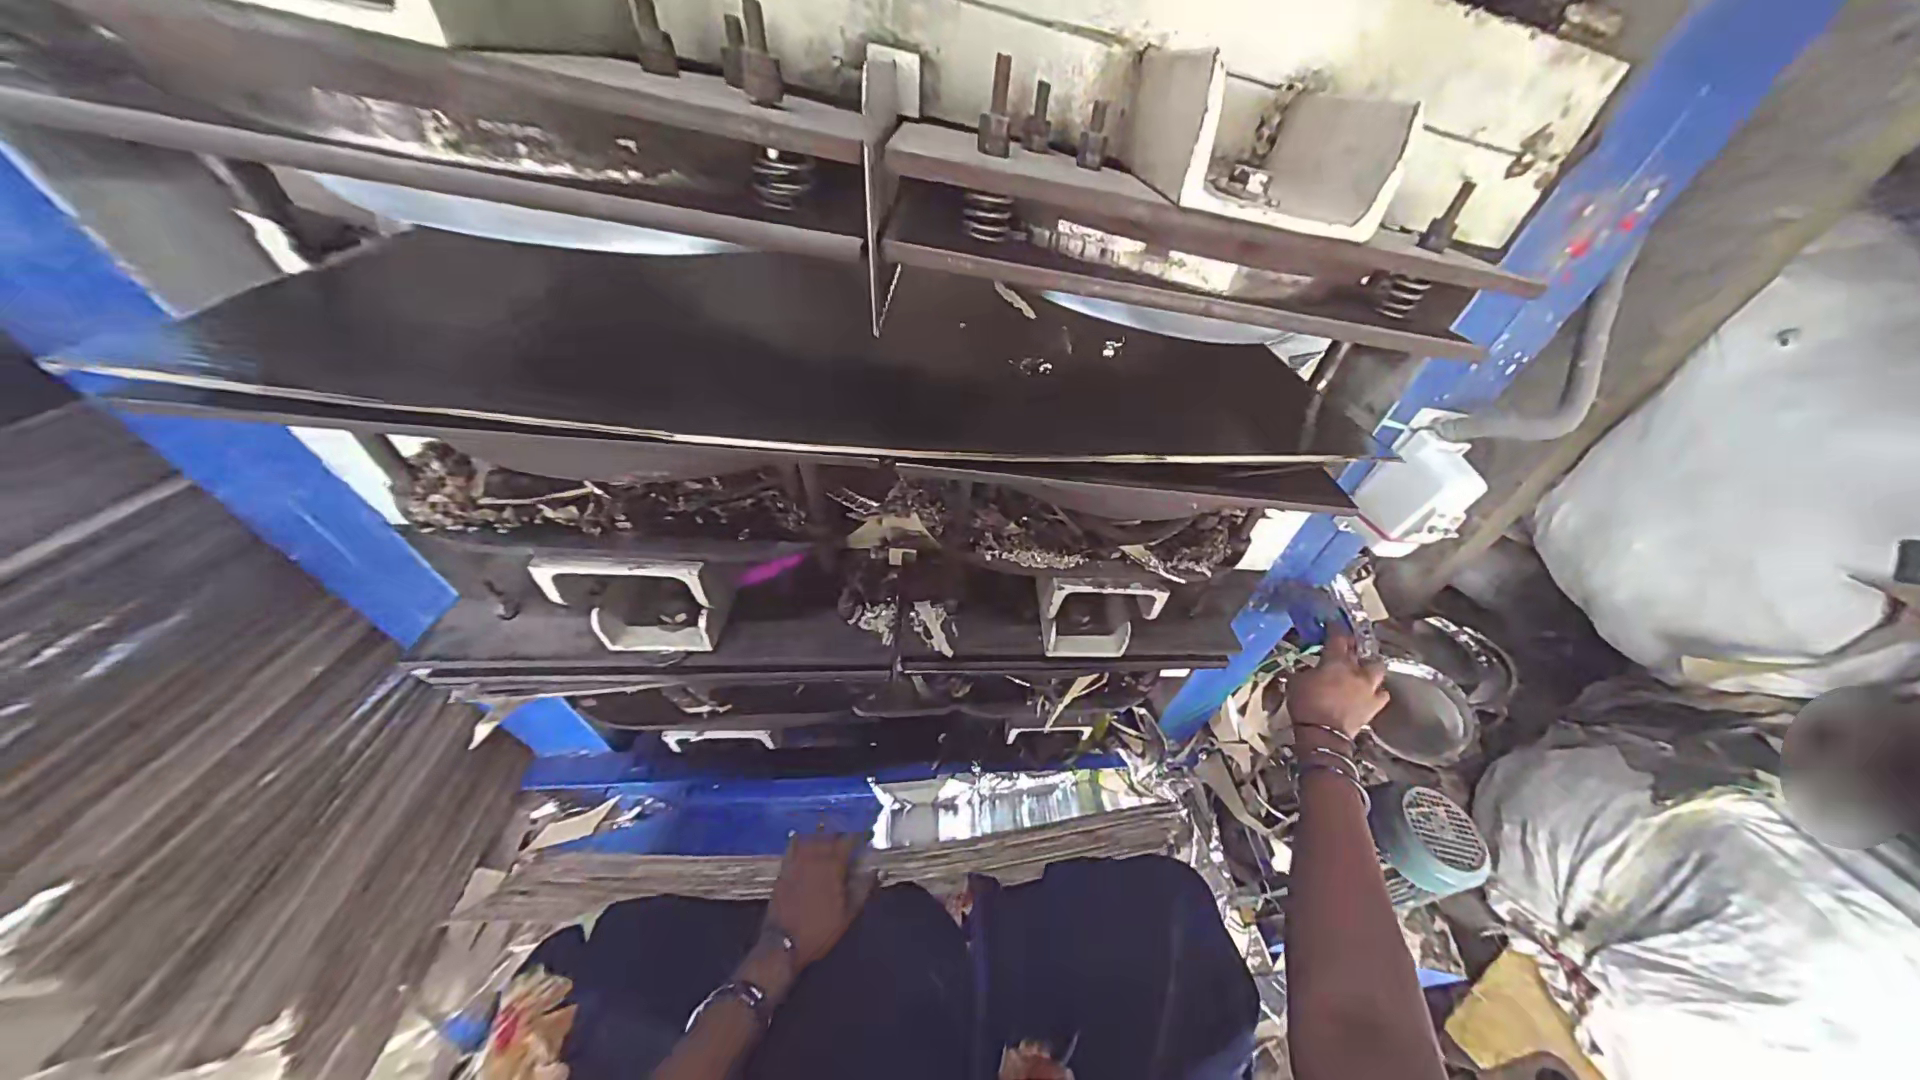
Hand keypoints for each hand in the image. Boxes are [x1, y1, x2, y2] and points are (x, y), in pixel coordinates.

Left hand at [766, 831, 872, 970]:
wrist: (783, 944)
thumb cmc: (819, 930)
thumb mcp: (847, 914)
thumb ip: (862, 889)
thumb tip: (875, 870)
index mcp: (833, 866)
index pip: (849, 840)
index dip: (858, 835)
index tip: (865, 836)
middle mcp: (815, 857)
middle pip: (830, 834)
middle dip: (841, 832)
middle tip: (848, 837)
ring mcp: (797, 861)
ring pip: (812, 836)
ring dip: (823, 833)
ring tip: (829, 835)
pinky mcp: (784, 867)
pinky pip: (792, 845)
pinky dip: (800, 838)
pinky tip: (804, 839)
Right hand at [1287, 632, 1387, 738]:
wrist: (1323, 733)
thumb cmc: (1305, 704)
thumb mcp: (1295, 681)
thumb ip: (1303, 671)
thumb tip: (1305, 668)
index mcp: (1335, 661)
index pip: (1338, 637)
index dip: (1335, 628)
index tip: (1332, 623)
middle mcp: (1356, 671)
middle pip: (1360, 650)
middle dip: (1354, 646)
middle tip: (1346, 647)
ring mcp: (1369, 688)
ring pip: (1377, 669)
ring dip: (1370, 667)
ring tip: (1362, 670)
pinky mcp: (1375, 705)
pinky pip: (1382, 693)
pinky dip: (1377, 691)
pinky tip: (1369, 692)